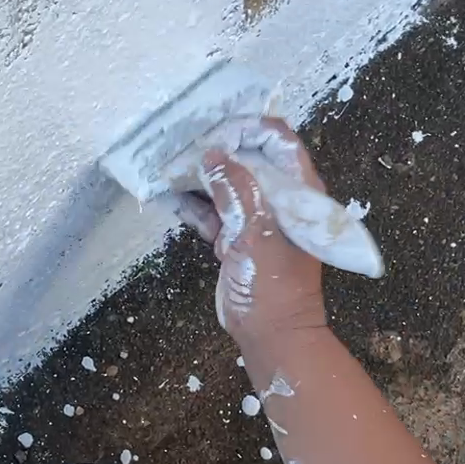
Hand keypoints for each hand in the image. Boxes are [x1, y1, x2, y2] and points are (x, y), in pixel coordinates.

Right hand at [173, 117, 328, 348]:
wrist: (270, 333)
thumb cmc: (274, 285)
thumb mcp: (258, 233)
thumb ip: (238, 191)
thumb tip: (213, 155)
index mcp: (297, 192)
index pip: (277, 142)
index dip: (248, 130)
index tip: (215, 131)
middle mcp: (277, 199)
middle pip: (247, 160)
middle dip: (216, 149)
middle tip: (183, 141)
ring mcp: (254, 220)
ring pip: (225, 185)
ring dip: (198, 175)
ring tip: (168, 162)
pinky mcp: (234, 239)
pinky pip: (211, 213)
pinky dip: (191, 204)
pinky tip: (167, 193)